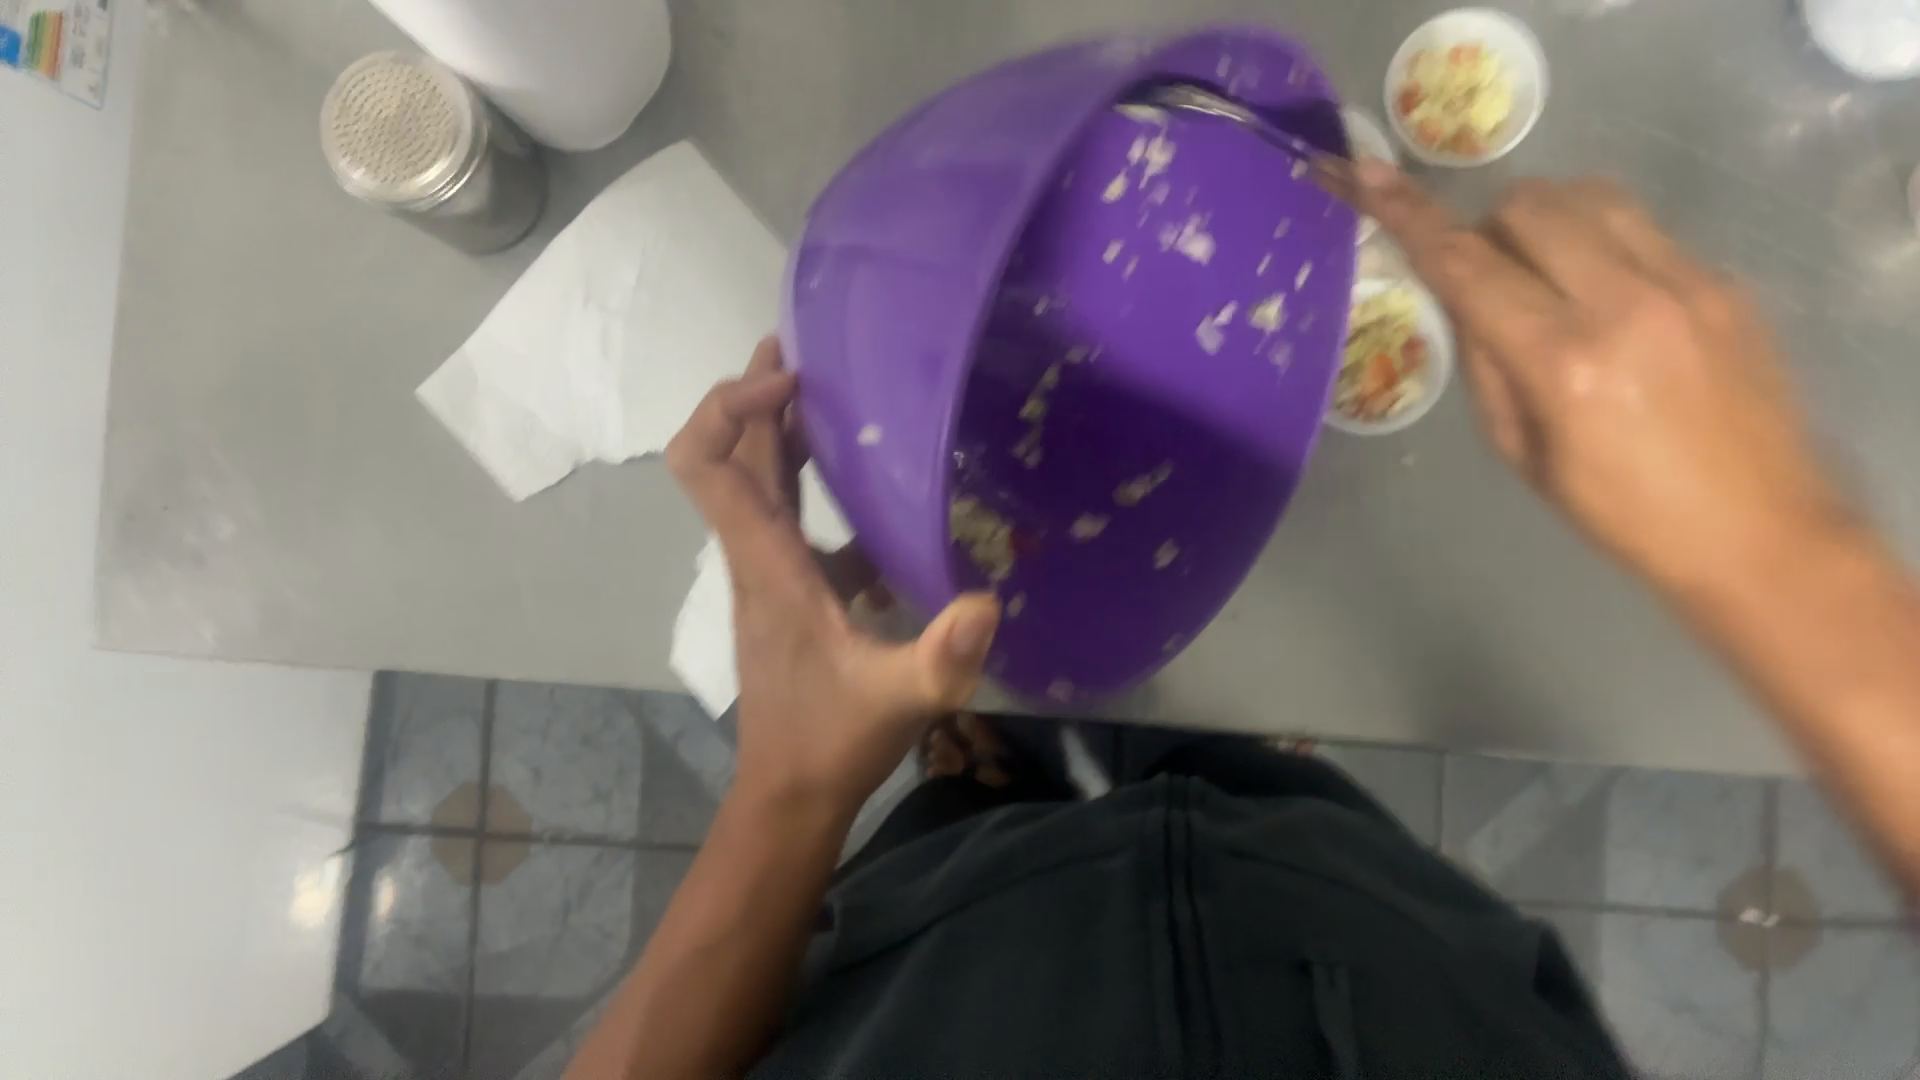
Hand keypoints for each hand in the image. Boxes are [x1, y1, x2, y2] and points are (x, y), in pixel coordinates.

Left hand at [666, 338, 1001, 814]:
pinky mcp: (790, 592)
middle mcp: (756, 555)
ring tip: (833, 394)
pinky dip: (814, 490)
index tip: (793, 381)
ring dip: (779, 433)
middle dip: (756, 394)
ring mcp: (769, 573)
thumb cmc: (830, 740)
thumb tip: (989, 601)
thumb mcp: (897, 698)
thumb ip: (941, 656)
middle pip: (728, 455)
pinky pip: (791, 521)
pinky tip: (875, 494)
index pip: (707, 463)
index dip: (732, 406)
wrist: (792, 791)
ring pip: (757, 483)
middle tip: (810, 349)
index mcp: (767, 563)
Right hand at [1354, 161, 1853, 596]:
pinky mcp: (1725, 282)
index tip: (1367, 178)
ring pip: (1592, 198)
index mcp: (1560, 362)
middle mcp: (1626, 304)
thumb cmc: (1613, 508)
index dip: (1409, 218)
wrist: (1756, 529)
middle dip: (1488, 227)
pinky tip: (1600, 297)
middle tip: (1485, 277)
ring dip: (1543, 221)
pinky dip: (1595, 242)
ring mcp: (1688, 283)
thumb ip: (1485, 362)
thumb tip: (1466, 300)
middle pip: (1532, 207)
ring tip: (1540, 274)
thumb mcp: (1517, 447)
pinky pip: (1640, 227)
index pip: (1466, 266)